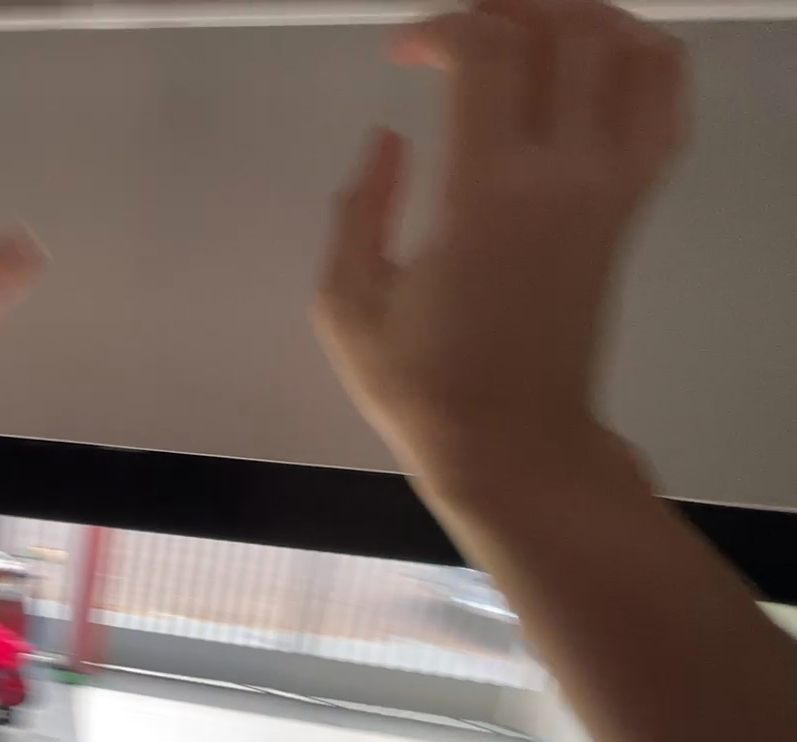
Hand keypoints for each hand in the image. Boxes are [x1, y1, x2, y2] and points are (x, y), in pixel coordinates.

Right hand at [313, 0, 685, 485]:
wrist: (506, 434)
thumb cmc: (413, 380)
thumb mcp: (345, 303)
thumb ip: (359, 212)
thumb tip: (388, 141)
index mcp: (486, 194)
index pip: (490, 55)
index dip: (441, 28)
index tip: (397, 49)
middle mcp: (567, 169)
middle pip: (566, 29)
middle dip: (504, 7)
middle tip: (451, 29)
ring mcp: (615, 181)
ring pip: (629, 45)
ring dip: (572, 17)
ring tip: (515, 31)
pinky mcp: (633, 201)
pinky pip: (660, 94)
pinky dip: (632, 54)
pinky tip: (586, 63)